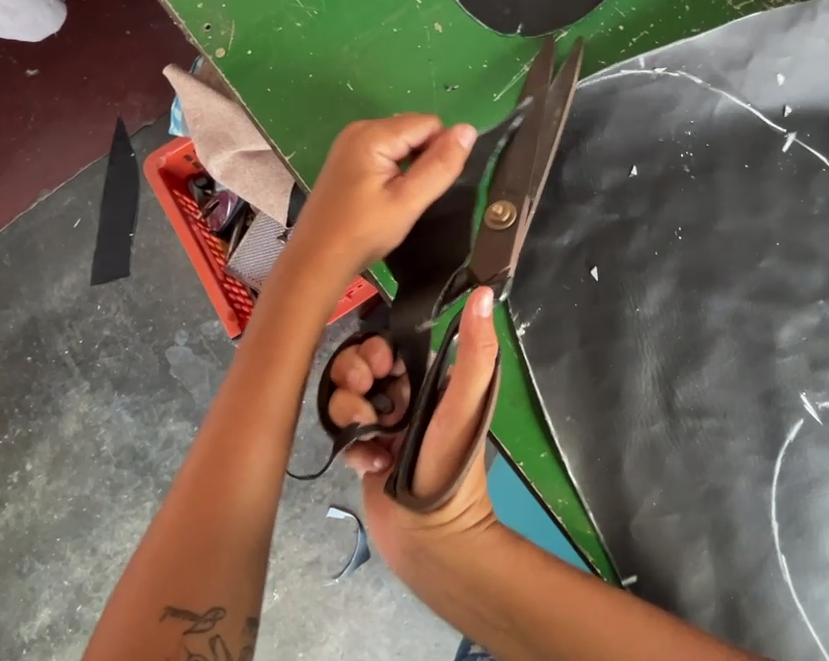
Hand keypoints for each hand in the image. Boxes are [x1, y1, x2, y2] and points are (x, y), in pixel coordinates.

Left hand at [285, 114, 477, 279]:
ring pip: (401, 140)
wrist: (317, 258)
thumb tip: (469, 129)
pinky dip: (394, 168)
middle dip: (424, 157)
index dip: (439, 152)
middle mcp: (359, 128)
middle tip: (411, 195)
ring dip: (410, 165)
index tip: (427, 186)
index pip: (429, 123)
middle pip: (414, 128)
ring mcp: (349, 142)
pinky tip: (384, 195)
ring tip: (397, 197)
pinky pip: (384, 150)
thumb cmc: (363, 232)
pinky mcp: (346, 157)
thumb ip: (440, 165)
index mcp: (373, 134)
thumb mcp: (408, 201)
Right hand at [330, 286, 501, 575]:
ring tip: (373, 438)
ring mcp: (382, 426)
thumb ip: (475, 350)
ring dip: (351, 414)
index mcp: (428, 381)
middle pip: (358, 368)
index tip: (381, 367)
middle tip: (368, 402)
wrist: (430, 536)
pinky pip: (343, 434)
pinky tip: (371, 464)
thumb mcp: (465, 402)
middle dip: (354, 380)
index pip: (387, 347)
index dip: (375, 351)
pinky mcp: (365, 454)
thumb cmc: (450, 462)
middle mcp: (403, 399)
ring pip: (345, 399)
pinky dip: (352, 447)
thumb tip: (485, 292)